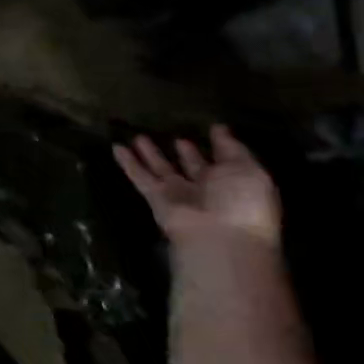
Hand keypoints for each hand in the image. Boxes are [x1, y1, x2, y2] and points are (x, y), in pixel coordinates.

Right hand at [114, 125, 281, 249]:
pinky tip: (116, 147)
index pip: (225, 161)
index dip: (219, 146)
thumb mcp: (248, 170)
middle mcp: (207, 188)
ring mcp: (179, 193)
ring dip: (151, 153)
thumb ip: (233, 149)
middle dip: (186, 152)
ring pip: (161, 168)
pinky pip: (138, 175)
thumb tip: (219, 128)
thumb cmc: (241, 202)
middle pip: (193, 166)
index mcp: (235, 183)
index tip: (210, 129)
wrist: (218, 235)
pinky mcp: (155, 196)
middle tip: (174, 136)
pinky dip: (127, 162)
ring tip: (139, 136)